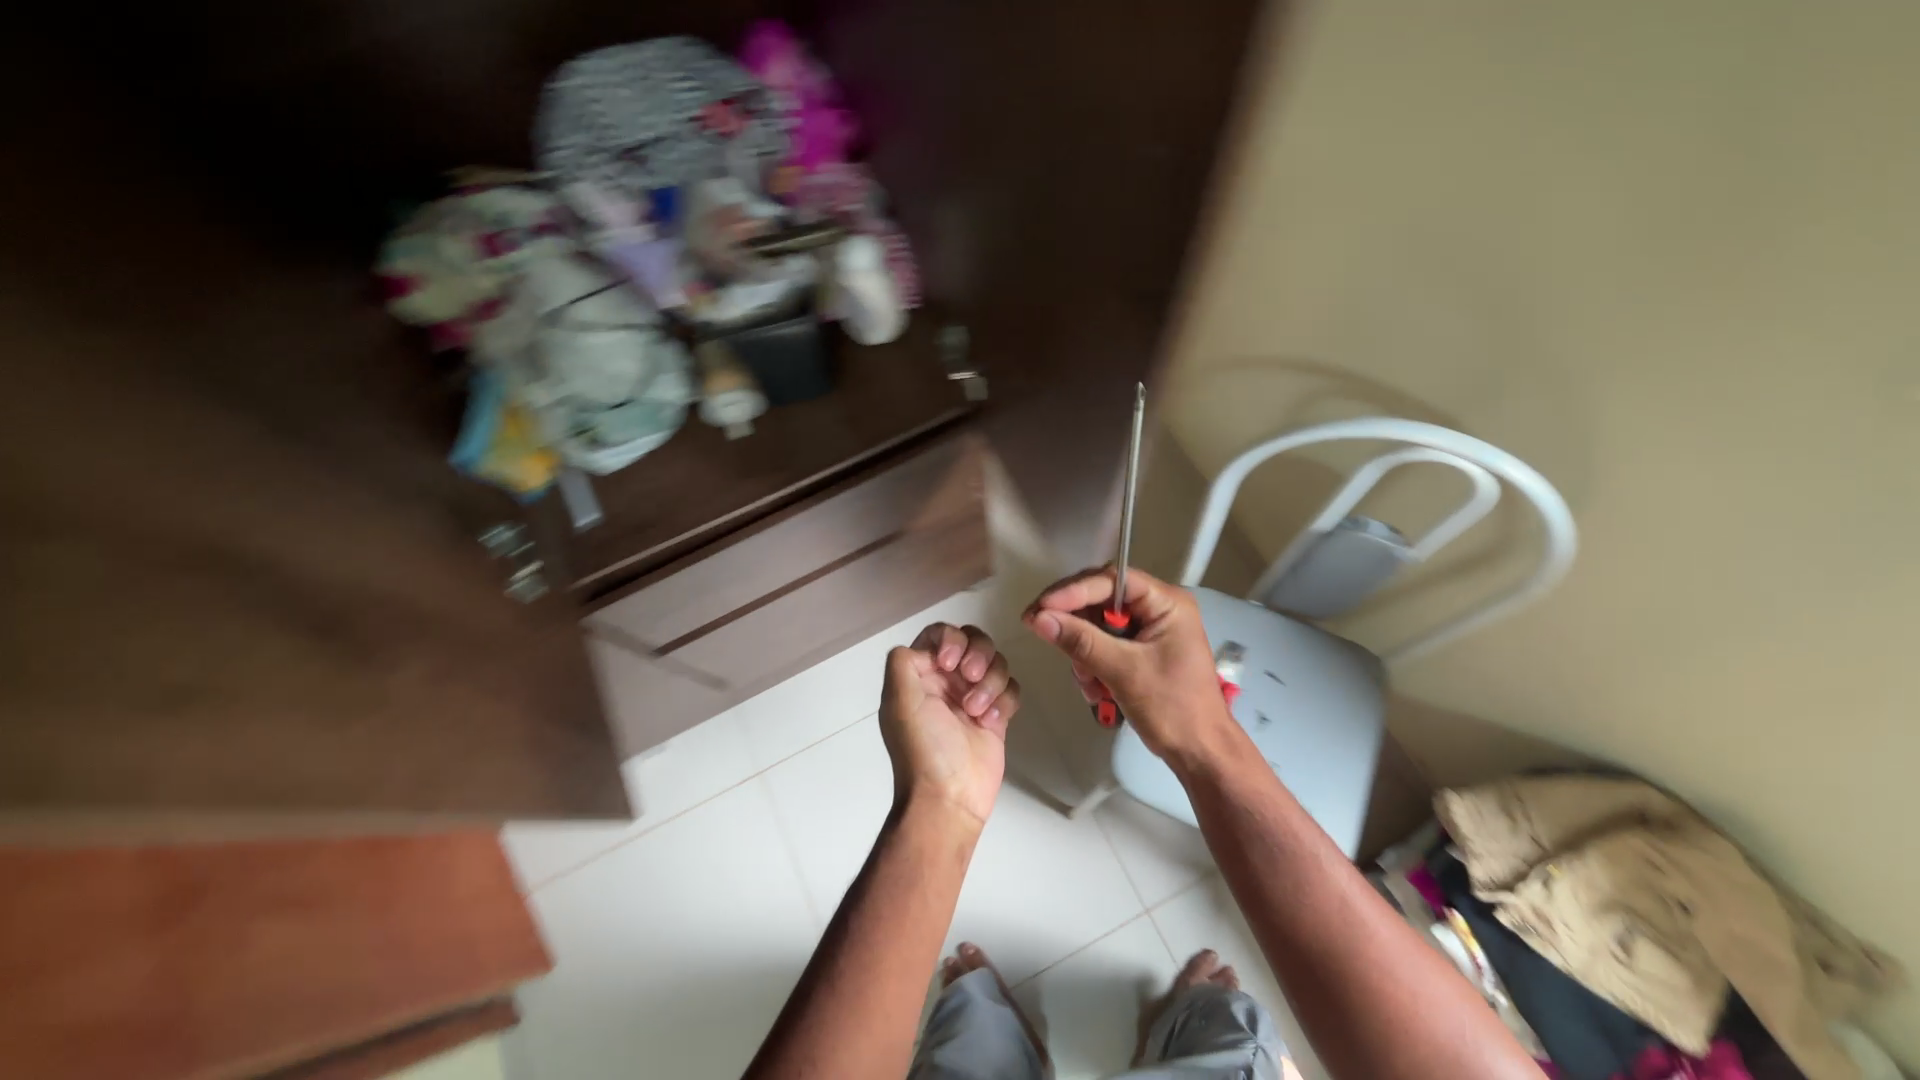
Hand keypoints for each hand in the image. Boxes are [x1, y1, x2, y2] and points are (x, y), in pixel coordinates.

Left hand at [879, 623, 1022, 831]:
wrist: (950, 798)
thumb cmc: (923, 749)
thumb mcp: (899, 702)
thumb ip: (902, 662)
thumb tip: (926, 649)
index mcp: (919, 674)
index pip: (940, 634)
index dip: (951, 640)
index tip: (949, 663)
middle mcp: (946, 681)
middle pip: (974, 642)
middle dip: (978, 655)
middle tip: (970, 678)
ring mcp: (972, 697)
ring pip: (996, 663)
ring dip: (991, 682)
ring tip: (977, 712)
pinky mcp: (996, 716)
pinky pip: (1011, 689)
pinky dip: (1004, 701)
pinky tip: (992, 723)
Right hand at [1023, 566, 1235, 768]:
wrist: (1200, 753)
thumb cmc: (1173, 708)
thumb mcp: (1124, 672)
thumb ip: (1081, 641)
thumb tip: (1039, 619)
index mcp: (1166, 603)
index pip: (1111, 581)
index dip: (1072, 592)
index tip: (1040, 609)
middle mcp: (1158, 609)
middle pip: (1100, 601)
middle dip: (1075, 625)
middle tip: (1041, 633)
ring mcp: (1148, 632)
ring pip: (1097, 627)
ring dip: (1084, 654)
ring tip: (1089, 683)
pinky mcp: (1139, 653)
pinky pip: (1103, 647)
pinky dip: (1093, 666)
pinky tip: (1097, 691)